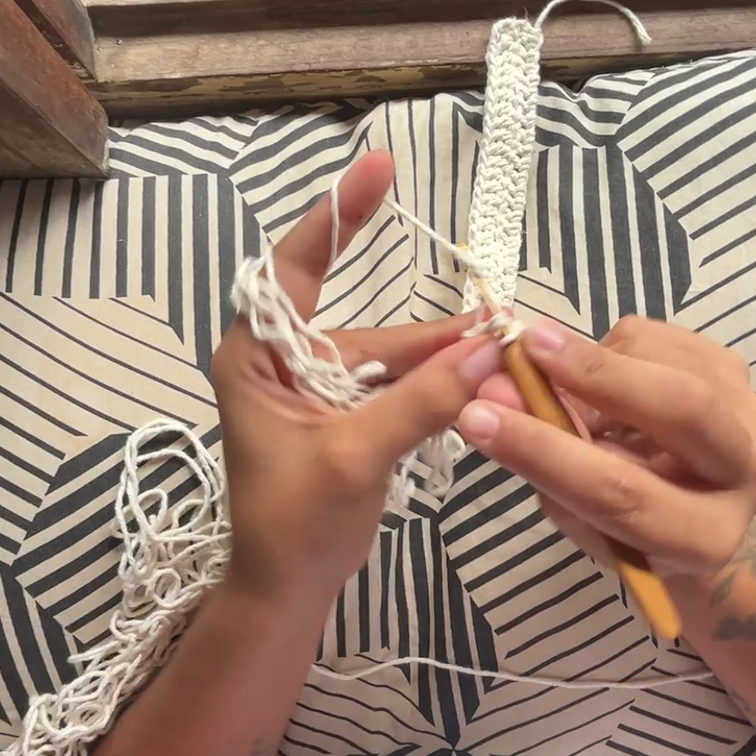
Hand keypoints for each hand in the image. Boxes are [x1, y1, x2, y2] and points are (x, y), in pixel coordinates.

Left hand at [212, 151, 502, 605]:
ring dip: (438, 355)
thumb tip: (489, 347)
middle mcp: (282, 361)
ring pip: (385, 356)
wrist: (287, 587)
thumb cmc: (295, 522)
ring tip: (499, 343)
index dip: (337, 216)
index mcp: (256, 356)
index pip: (293, 269)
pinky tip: (474, 375)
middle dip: (424, 323)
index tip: (378, 168)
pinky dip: (431, 384)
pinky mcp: (342, 416)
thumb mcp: (356, 454)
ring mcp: (315, 389)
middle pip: (357, 317)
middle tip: (490, 303)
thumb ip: (422, 399)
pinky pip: (392, 386)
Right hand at [457, 315, 755, 578]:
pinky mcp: (740, 373)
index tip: (479, 416)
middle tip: (527, 347)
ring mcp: (754, 416)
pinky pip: (662, 336)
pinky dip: (612, 345)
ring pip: (664, 360)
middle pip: (681, 407)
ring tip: (563, 383)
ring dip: (595, 359)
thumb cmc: (622, 524)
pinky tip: (605, 377)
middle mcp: (750, 475)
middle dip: (595, 373)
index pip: (618, 492)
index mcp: (703, 537)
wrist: (693, 508)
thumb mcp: (573, 510)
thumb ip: (538, 461)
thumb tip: (490, 394)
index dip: (544, 451)